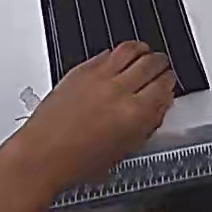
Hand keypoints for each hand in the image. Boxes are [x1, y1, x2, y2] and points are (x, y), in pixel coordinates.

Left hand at [0, 41, 174, 197]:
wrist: (42, 155)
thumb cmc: (76, 161)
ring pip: (130, 50)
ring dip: (142, 49)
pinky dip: (117, 53)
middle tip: (162, 65)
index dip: (170, 82)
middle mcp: (118, 90)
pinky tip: (118, 56)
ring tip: (145, 51)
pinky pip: (106, 53)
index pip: (163, 86)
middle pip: (151, 63)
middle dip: (161, 63)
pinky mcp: (80, 70)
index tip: (169, 82)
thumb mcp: (123, 151)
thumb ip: (146, 126)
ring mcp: (98, 77)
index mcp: (134, 113)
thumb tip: (157, 109)